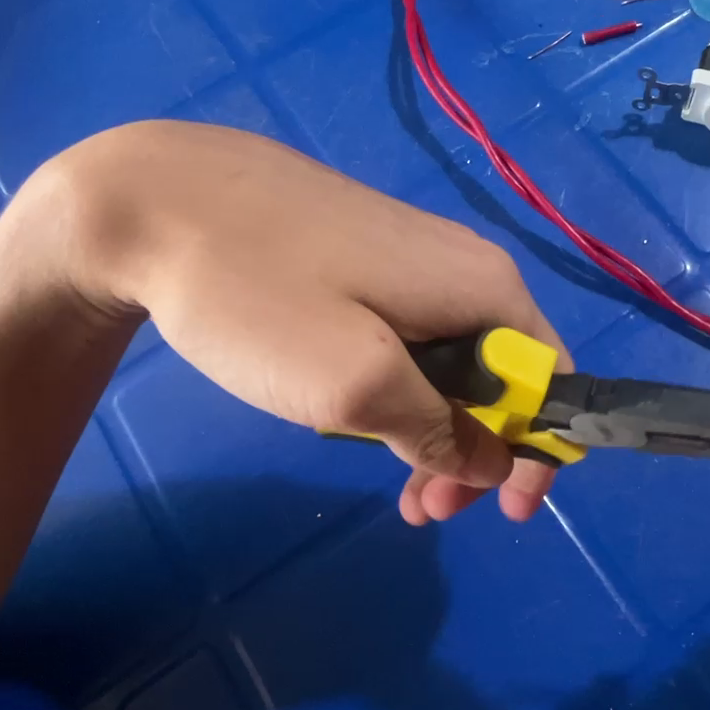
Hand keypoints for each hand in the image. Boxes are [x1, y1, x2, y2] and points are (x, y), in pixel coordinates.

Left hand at [34, 120, 569, 524]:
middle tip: (423, 510)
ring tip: (392, 485)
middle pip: (507, 375)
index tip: (503, 511)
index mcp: (486, 289)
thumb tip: (497, 460)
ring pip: (456, 362)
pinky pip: (414, 339)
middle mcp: (468, 268)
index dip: (540, 450)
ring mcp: (418, 259)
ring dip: (435, 429)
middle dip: (478, 450)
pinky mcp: (373, 259)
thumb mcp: (357, 384)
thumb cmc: (261, 295)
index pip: (554, 379)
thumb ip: (439, 429)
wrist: (156, 198)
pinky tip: (357, 415)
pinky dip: (402, 391)